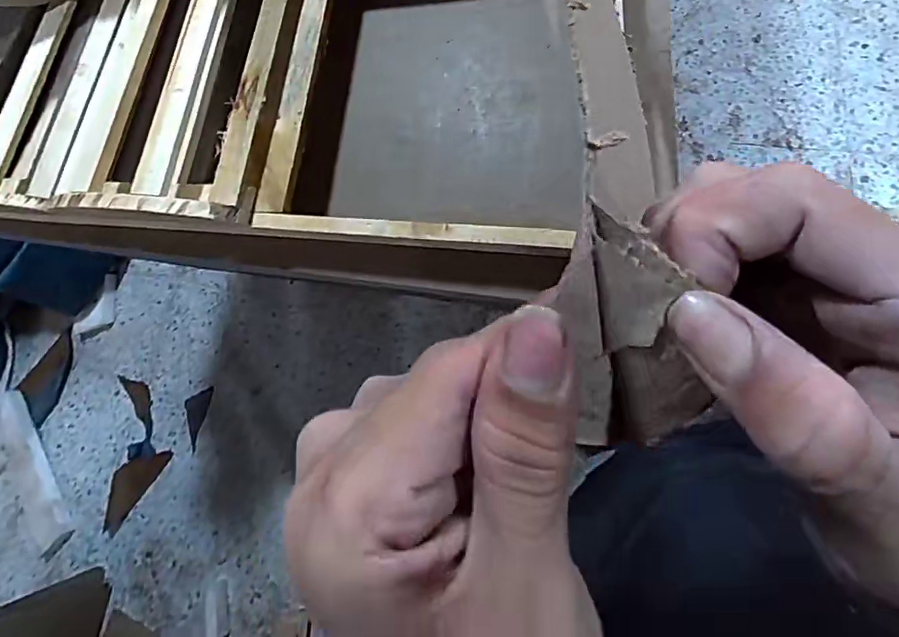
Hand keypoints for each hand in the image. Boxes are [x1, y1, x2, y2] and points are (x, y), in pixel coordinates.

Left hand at [284, 306, 599, 636]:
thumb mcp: (525, 577)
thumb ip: (524, 448)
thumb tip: (539, 321)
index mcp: (341, 502)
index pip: (444, 374)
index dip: (519, 354)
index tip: (581, 337)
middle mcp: (317, 468)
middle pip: (433, 381)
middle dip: (503, 400)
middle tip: (557, 448)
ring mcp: (325, 467)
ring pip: (428, 391)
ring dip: (486, 419)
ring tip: (519, 484)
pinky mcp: (346, 473)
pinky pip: (416, 413)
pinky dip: (462, 433)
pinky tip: (483, 483)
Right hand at [648, 162, 898, 629]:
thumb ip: (804, 422)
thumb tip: (688, 313)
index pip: (800, 200)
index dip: (715, 225)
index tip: (673, 304)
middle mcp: (890, 265)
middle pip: (760, 191)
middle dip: (688, 236)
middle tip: (658, 314)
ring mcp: (849, 277)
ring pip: (739, 209)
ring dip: (684, 251)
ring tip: (670, 323)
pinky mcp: (815, 296)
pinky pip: (735, 252)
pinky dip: (691, 275)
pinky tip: (688, 328)